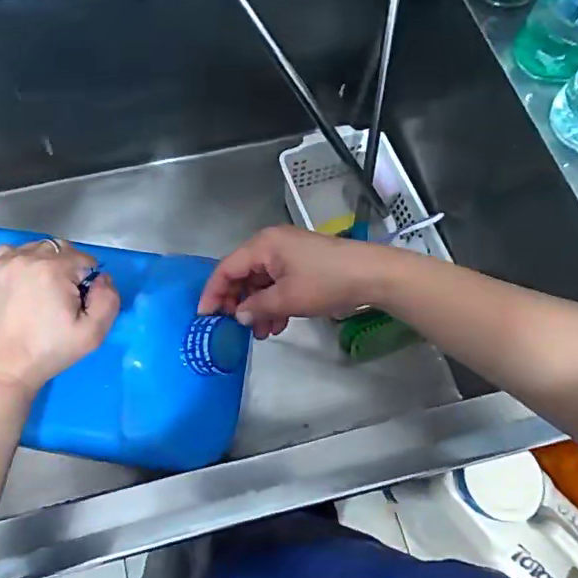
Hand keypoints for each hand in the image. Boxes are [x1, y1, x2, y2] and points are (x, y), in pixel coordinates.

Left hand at [0, 240, 118, 393]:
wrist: (0, 370)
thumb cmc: (48, 353)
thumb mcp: (92, 334)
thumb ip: (108, 299)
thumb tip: (102, 278)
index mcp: (53, 269)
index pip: (84, 259)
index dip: (88, 281)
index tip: (79, 303)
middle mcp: (26, 258)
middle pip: (59, 250)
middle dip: (67, 269)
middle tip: (61, 299)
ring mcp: (1, 264)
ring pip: (34, 249)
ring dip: (43, 263)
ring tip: (39, 292)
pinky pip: (8, 254)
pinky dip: (19, 262)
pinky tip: (20, 284)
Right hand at [197, 226, 399, 338]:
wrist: (372, 274)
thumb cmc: (326, 282)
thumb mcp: (287, 299)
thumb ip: (258, 307)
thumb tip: (239, 315)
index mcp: (263, 245)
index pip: (226, 268)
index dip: (213, 293)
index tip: (205, 316)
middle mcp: (271, 244)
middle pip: (242, 275)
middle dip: (239, 303)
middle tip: (237, 328)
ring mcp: (288, 253)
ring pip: (260, 282)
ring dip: (258, 307)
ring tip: (262, 333)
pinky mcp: (301, 264)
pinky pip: (277, 283)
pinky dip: (274, 302)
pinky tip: (278, 324)